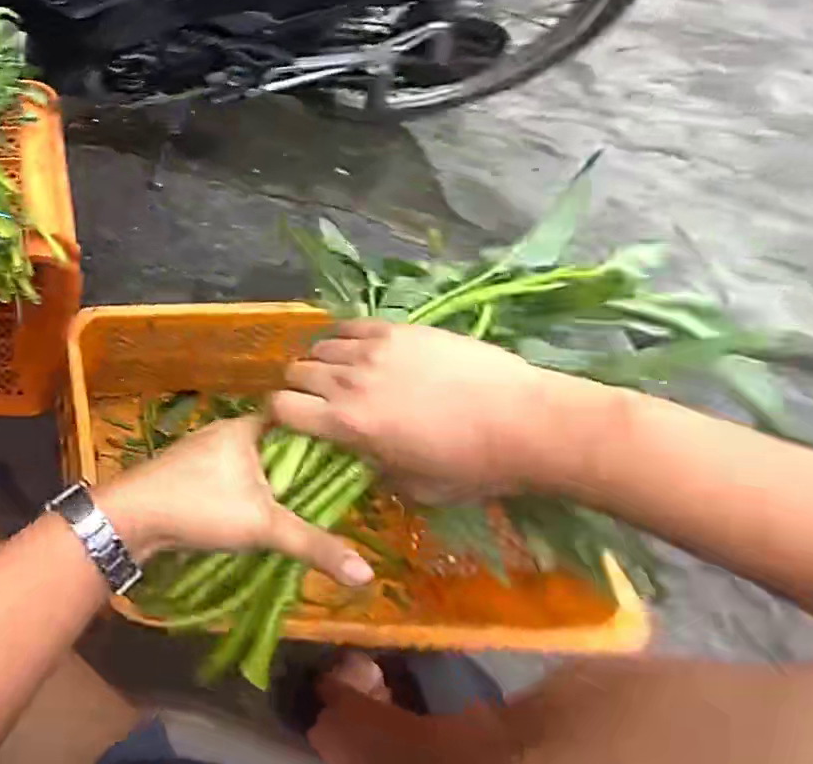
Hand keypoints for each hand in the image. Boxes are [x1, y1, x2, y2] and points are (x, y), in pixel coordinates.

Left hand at [92, 416, 372, 585]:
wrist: (133, 514)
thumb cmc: (199, 504)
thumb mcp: (265, 525)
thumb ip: (316, 545)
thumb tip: (368, 575)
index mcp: (242, 430)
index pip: (291, 421)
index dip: (321, 436)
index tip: (354, 456)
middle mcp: (222, 434)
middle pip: (273, 445)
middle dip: (301, 467)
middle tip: (341, 491)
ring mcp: (202, 453)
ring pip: (251, 464)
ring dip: (274, 483)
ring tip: (310, 507)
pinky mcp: (188, 475)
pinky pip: (231, 479)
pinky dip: (250, 493)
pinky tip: (265, 515)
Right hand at [271, 321, 614, 499]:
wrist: (532, 423)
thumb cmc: (477, 466)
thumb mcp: (419, 486)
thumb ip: (375, 470)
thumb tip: (358, 457)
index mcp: (348, 423)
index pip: (281, 407)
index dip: (280, 413)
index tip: (293, 418)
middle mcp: (347, 382)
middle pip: (295, 371)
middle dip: (300, 385)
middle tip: (321, 395)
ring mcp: (370, 351)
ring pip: (318, 347)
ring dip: (323, 361)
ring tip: (342, 370)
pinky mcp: (394, 330)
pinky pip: (348, 326)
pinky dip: (343, 337)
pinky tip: (357, 348)